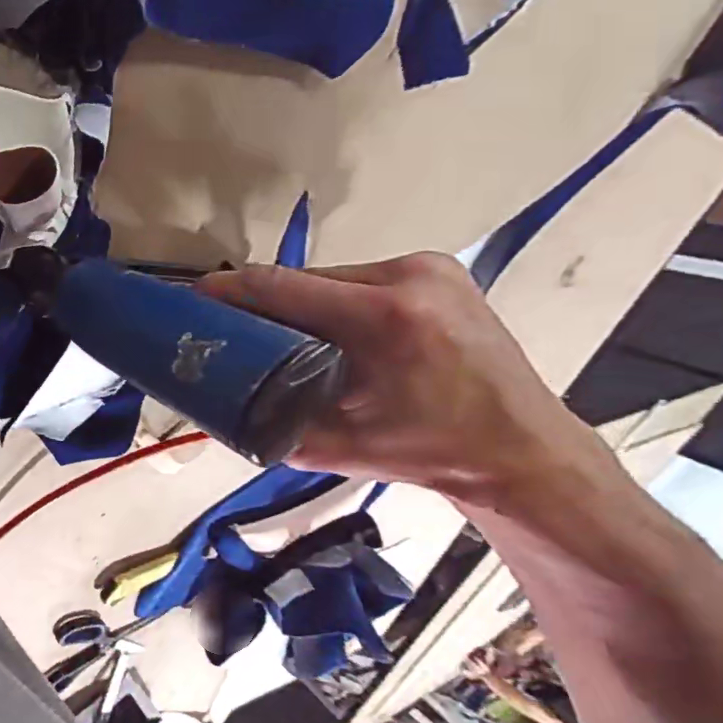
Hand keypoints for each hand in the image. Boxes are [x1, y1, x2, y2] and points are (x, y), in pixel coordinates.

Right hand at [194, 252, 613, 511]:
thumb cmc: (433, 453)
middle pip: (304, 279)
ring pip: (329, 277)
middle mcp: (410, 276)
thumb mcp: (335, 444)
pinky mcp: (440, 271)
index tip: (195, 297)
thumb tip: (213, 401)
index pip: (282, 286)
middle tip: (234, 330)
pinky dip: (331, 301)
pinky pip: (358, 279)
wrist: (527, 452)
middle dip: (264, 304)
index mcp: (387, 316)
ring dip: (298, 303)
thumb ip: (268, 418)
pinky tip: (323, 329)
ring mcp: (430, 268)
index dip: (230, 290)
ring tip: (276, 334)